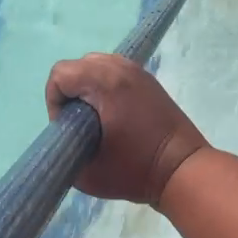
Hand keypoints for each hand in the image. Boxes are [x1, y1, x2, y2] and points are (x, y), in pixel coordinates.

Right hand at [45, 53, 209, 204]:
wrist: (182, 169)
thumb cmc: (135, 171)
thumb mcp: (87, 173)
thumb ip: (64, 148)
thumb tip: (64, 133)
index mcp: (105, 83)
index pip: (60, 74)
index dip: (55, 102)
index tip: (67, 128)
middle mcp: (120, 68)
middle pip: (78, 66)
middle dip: (71, 93)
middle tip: (80, 124)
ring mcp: (137, 70)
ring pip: (97, 64)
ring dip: (88, 88)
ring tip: (97, 118)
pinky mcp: (148, 78)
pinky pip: (115, 70)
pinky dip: (106, 86)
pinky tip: (113, 113)